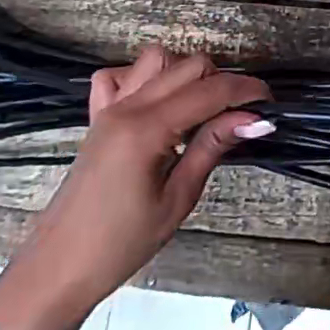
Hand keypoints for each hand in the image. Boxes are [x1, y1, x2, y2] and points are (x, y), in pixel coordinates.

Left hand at [0, 46, 273, 324]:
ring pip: (157, 59)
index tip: (271, 103)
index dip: (247, 91)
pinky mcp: (97, 118)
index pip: (211, 91)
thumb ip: (214, 147)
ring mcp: (108, 109)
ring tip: (202, 108)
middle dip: (223, 81)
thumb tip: (257, 120)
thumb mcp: (179, 198)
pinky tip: (159, 104)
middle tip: (241, 115)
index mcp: (147, 129)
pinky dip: (145, 78)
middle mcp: (126, 108)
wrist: (59, 269)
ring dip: (187, 74)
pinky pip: (119, 76)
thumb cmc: (122, 243)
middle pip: (189, 65)